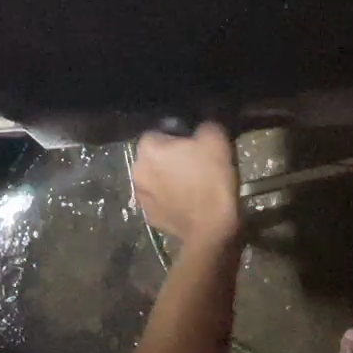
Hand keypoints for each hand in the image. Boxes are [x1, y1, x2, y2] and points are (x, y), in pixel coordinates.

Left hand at [132, 123, 240, 249]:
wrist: (211, 228)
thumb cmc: (211, 178)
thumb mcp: (216, 139)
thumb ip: (205, 125)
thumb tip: (201, 126)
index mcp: (147, 147)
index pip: (158, 132)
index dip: (176, 135)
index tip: (194, 143)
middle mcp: (137, 170)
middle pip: (153, 156)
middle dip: (169, 157)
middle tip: (193, 162)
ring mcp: (141, 197)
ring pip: (154, 179)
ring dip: (167, 178)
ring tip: (190, 184)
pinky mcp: (149, 218)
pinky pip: (158, 201)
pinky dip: (169, 200)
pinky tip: (186, 202)